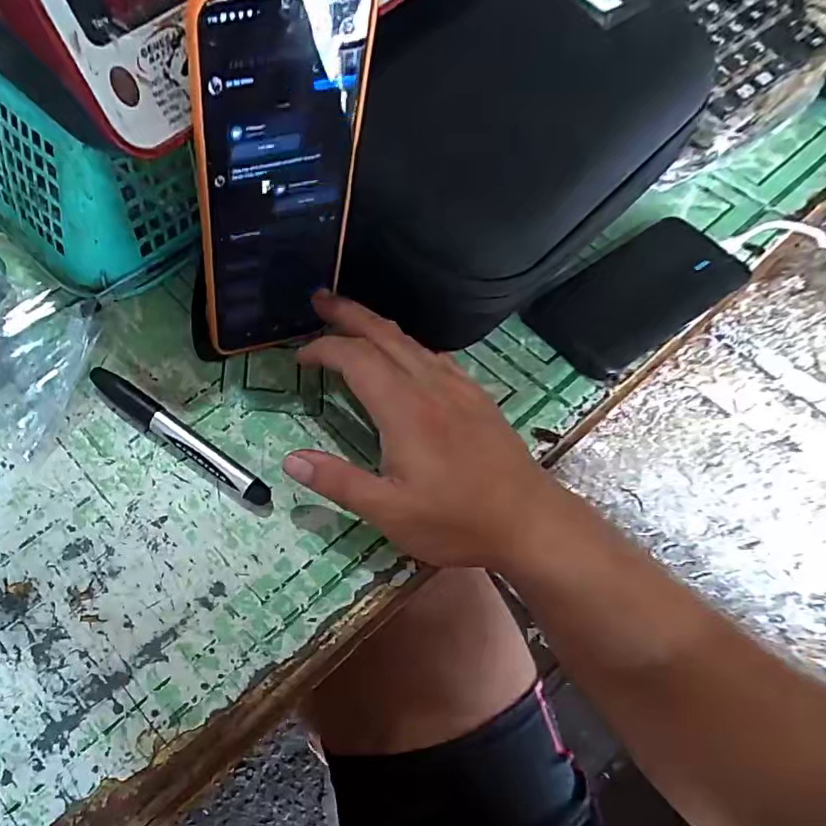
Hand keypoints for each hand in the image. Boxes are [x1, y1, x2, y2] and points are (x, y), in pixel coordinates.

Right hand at [282, 292, 581, 569]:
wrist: (534, 527)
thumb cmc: (456, 522)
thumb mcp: (388, 511)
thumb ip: (337, 482)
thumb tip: (291, 459)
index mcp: (406, 411)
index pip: (358, 360)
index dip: (324, 350)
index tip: (298, 357)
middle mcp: (433, 390)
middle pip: (386, 336)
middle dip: (350, 314)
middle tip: (319, 299)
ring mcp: (459, 392)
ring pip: (412, 343)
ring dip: (376, 326)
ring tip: (349, 319)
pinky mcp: (475, 401)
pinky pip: (434, 358)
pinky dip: (405, 345)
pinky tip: (400, 355)